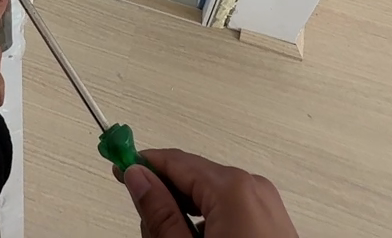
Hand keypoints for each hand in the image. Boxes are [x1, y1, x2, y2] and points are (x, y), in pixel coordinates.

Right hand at [121, 148, 296, 236]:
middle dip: (165, 200)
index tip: (118, 167)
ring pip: (208, 196)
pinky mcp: (274, 225)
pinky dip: (209, 225)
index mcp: (232, 188)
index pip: (173, 160)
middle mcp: (252, 187)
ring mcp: (267, 206)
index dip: (141, 163)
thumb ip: (160, 214)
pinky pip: (229, 210)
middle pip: (190, 178)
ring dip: (186, 217)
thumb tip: (138, 178)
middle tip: (150, 232)